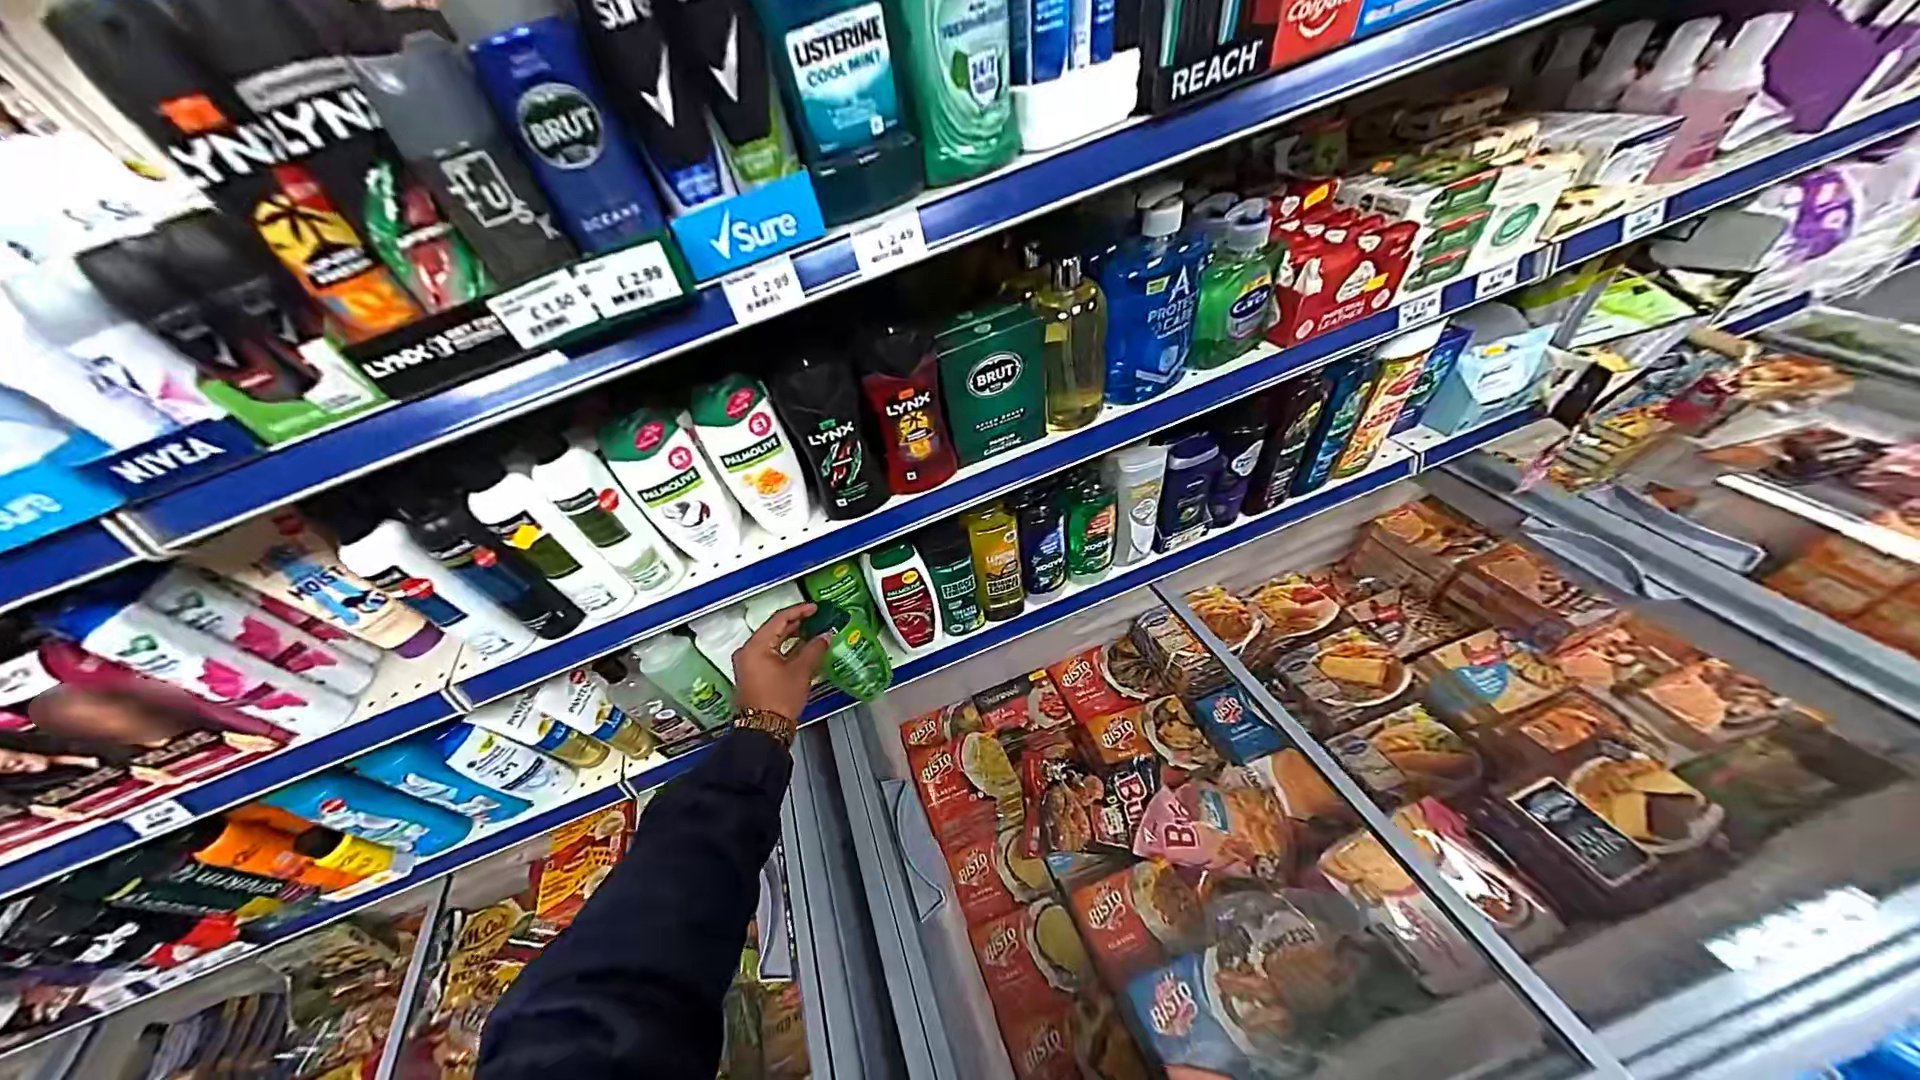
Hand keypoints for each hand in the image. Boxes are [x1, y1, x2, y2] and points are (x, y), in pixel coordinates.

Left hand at [732, 603, 829, 721]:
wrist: (765, 730)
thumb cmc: (779, 699)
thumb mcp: (801, 671)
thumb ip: (815, 648)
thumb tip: (825, 636)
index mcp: (755, 646)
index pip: (779, 619)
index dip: (799, 611)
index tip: (815, 608)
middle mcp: (748, 652)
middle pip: (774, 629)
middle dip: (797, 624)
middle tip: (816, 619)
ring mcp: (749, 664)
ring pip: (773, 642)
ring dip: (793, 637)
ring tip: (813, 633)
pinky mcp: (754, 674)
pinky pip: (771, 654)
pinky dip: (787, 650)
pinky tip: (803, 651)